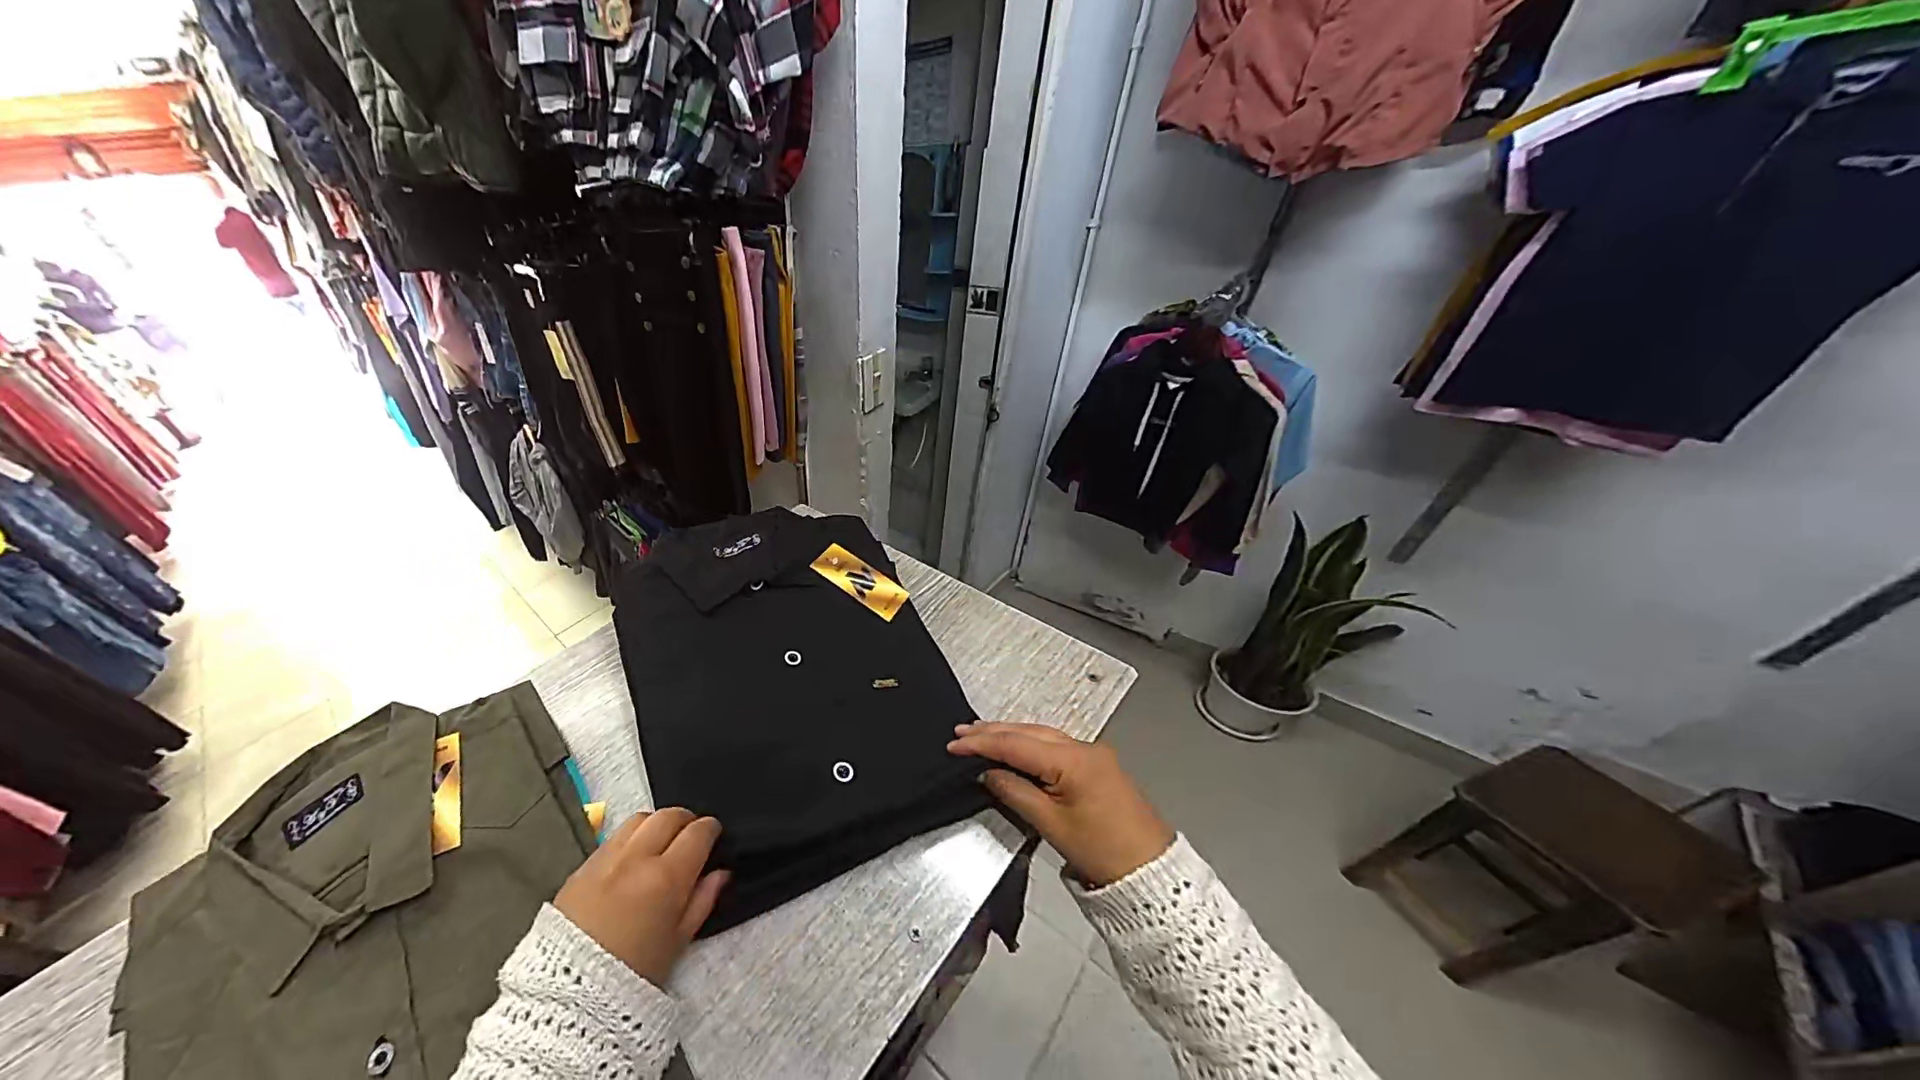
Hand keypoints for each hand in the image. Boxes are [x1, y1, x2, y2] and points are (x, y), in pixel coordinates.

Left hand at [553, 808, 729, 984]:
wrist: (567, 995)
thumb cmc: (632, 973)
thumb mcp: (678, 941)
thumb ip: (703, 901)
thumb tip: (720, 874)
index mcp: (667, 877)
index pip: (698, 832)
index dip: (711, 830)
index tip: (714, 836)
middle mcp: (636, 859)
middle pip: (669, 816)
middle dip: (686, 820)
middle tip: (691, 835)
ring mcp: (605, 861)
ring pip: (639, 820)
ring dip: (656, 825)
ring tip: (660, 843)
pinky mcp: (580, 869)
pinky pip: (612, 839)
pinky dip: (629, 840)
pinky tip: (631, 860)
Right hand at [948, 722, 1173, 887]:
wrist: (1149, 871)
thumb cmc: (1102, 851)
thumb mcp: (1050, 825)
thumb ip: (1015, 792)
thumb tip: (988, 773)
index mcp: (1073, 760)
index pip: (1017, 743)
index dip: (982, 743)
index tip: (954, 745)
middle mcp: (1084, 747)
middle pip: (1029, 732)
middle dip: (994, 731)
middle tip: (961, 734)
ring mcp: (1093, 754)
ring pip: (1042, 735)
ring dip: (1011, 735)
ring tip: (980, 736)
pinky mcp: (1096, 764)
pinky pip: (1055, 745)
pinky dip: (1029, 745)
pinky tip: (1014, 748)